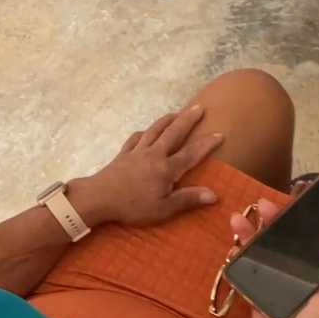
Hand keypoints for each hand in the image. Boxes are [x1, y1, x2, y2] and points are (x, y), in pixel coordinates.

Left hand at [69, 106, 224, 227]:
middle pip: (173, 133)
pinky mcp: (123, 154)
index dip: (206, 144)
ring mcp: (136, 152)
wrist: (99, 196)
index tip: (219, 134)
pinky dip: (143, 133)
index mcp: (166, 169)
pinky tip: (145, 132)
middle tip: (199, 108)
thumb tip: (214, 194)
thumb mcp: (163, 209)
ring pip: (154, 131)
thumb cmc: (133, 206)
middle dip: (187, 120)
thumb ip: (188, 199)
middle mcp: (153, 155)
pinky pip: (135, 139)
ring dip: (166, 120)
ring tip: (176, 113)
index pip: (191, 154)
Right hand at [231, 215, 318, 317]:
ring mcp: (274, 279)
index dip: (302, 220)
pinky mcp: (255, 289)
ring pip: (260, 249)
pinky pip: (244, 267)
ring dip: (249, 232)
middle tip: (261, 205)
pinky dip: (237, 254)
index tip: (293, 200)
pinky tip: (233, 244)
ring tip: (238, 219)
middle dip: (271, 220)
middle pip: (282, 239)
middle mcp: (296, 272)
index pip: (311, 240)